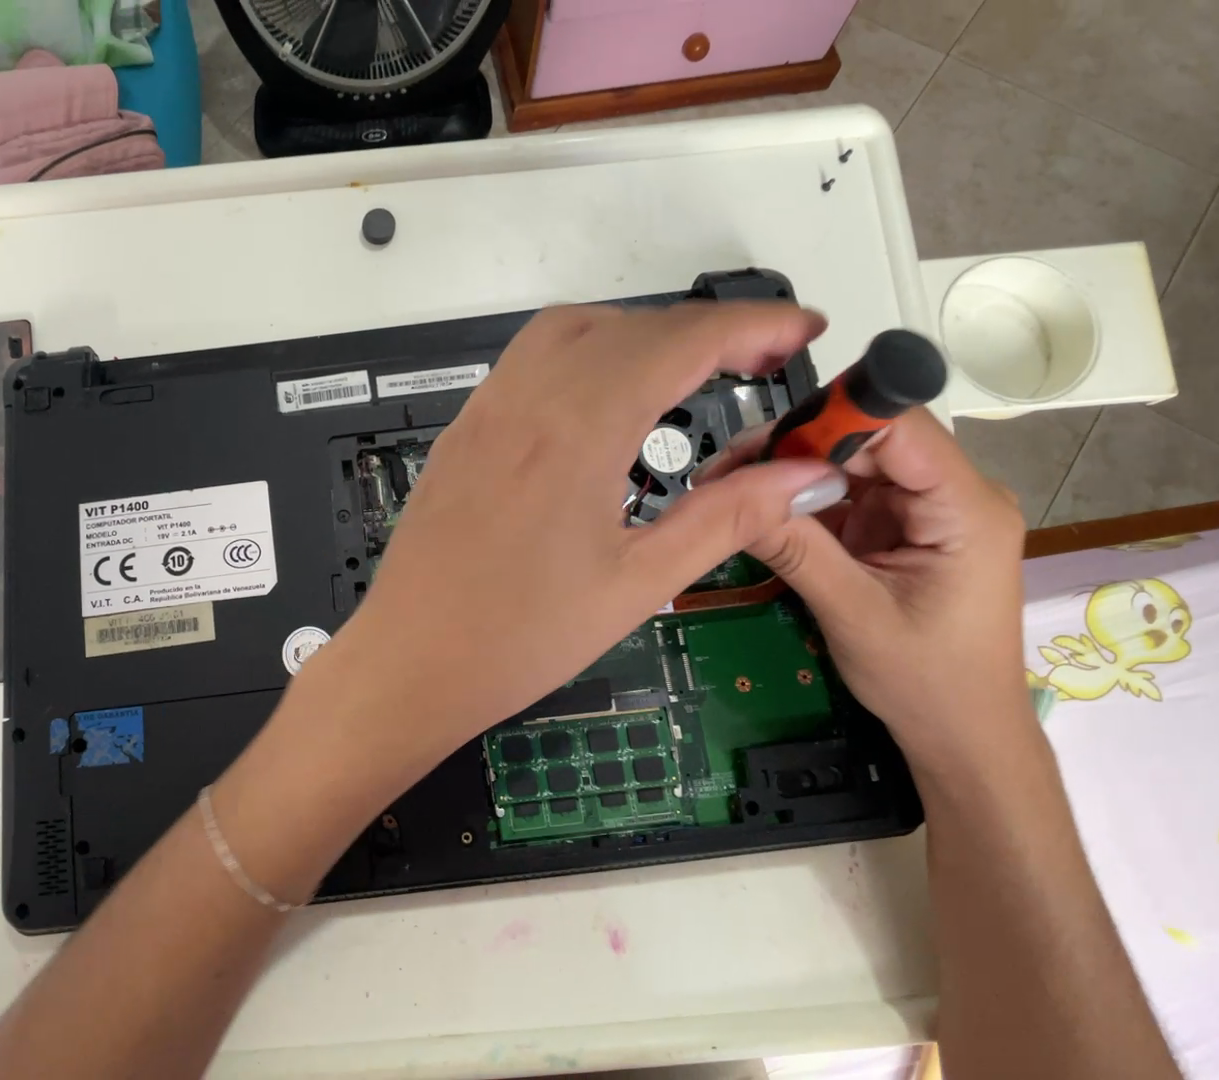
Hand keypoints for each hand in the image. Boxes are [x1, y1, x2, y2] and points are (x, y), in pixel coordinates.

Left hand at [308, 302, 845, 767]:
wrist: (410, 661)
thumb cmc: (520, 636)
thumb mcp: (638, 583)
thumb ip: (727, 518)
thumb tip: (808, 476)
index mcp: (577, 428)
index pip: (682, 340)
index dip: (754, 324)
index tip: (803, 330)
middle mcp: (526, 398)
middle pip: (630, 324)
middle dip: (704, 330)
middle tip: (758, 364)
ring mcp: (485, 409)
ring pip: (571, 330)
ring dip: (637, 333)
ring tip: (684, 374)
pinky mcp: (462, 430)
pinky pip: (527, 362)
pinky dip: (582, 355)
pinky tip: (600, 403)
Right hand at [723, 407, 1029, 767]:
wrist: (961, 734)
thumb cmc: (926, 681)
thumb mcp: (854, 615)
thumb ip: (799, 550)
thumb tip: (738, 497)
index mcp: (965, 507)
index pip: (899, 429)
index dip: (830, 418)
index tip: (756, 443)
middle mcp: (951, 494)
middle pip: (866, 440)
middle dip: (793, 448)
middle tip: (720, 470)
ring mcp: (922, 510)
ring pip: (847, 465)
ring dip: (787, 474)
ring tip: (724, 488)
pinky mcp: (898, 528)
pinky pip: (843, 496)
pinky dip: (798, 501)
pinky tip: (754, 508)